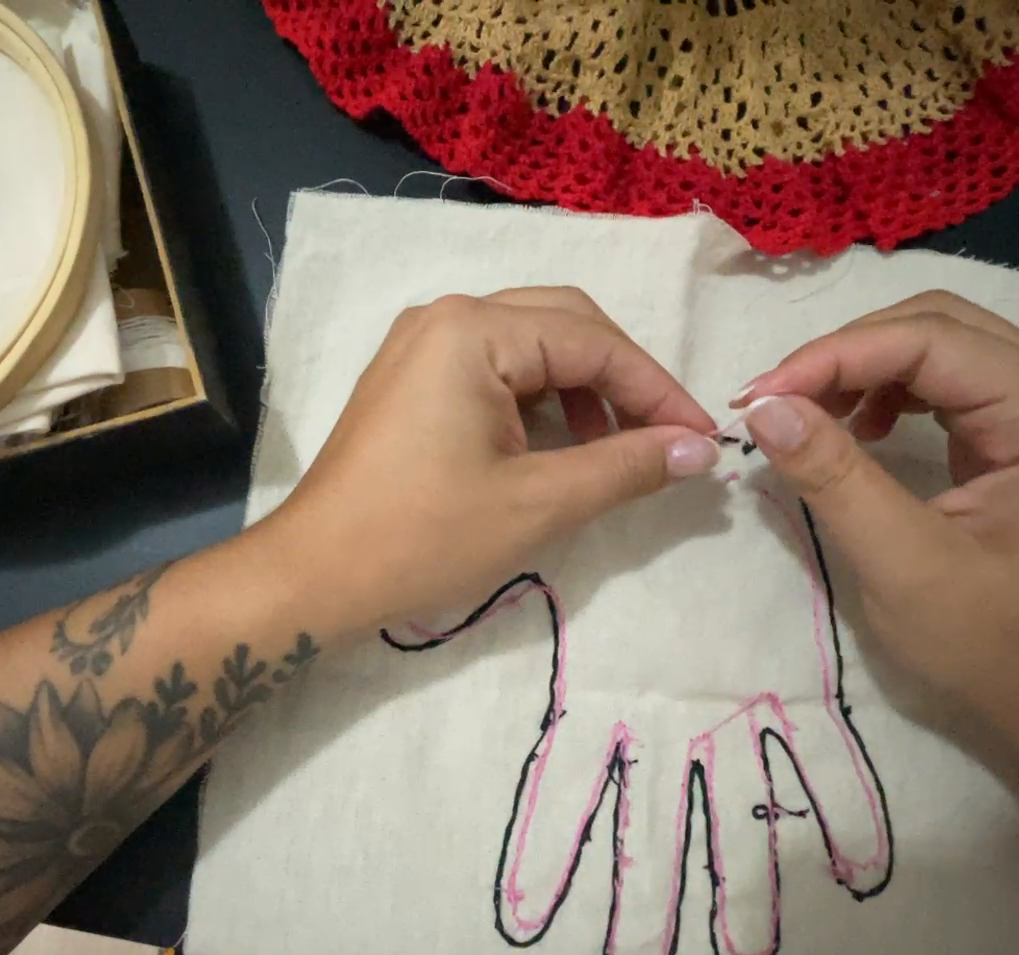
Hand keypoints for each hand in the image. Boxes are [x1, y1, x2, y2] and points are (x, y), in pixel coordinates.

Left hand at [256, 287, 721, 636]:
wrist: (316, 574)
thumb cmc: (423, 538)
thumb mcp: (538, 504)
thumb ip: (626, 466)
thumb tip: (701, 449)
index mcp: (474, 330)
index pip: (593, 341)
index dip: (657, 390)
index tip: (702, 439)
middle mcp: (444, 316)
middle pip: (562, 325)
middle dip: (620, 380)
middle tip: (660, 437)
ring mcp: (419, 345)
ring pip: (527, 346)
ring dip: (579, 389)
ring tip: (607, 450)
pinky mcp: (408, 379)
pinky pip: (490, 369)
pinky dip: (535, 399)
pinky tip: (553, 444)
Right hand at [380, 500, 891, 954]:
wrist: (715, 546)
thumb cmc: (634, 575)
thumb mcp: (565, 584)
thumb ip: (510, 608)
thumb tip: (425, 624)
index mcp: (607, 704)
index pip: (563, 787)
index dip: (541, 850)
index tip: (520, 918)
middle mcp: (667, 733)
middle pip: (649, 831)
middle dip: (641, 902)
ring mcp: (731, 728)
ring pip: (734, 818)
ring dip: (742, 885)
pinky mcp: (794, 705)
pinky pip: (821, 766)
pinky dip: (842, 812)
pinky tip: (858, 869)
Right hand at [735, 290, 1018, 761]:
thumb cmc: (1000, 647)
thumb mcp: (904, 566)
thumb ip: (834, 478)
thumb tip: (763, 409)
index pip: (934, 341)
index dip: (834, 356)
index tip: (757, 398)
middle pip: (941, 327)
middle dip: (845, 355)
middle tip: (774, 403)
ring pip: (943, 349)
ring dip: (863, 372)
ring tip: (808, 418)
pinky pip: (951, 388)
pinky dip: (888, 396)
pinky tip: (860, 433)